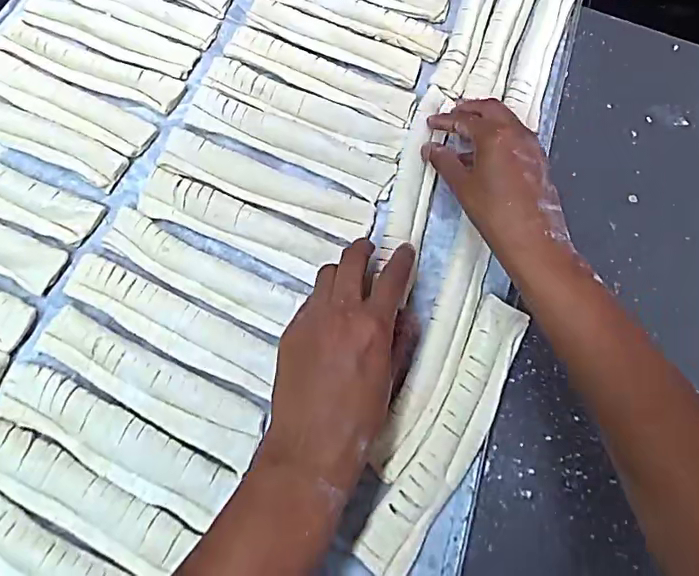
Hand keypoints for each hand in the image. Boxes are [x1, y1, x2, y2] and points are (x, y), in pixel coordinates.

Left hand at [259, 240, 415, 497]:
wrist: (308, 448)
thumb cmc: (357, 422)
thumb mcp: (390, 381)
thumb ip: (401, 342)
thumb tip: (407, 317)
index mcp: (372, 325)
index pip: (391, 278)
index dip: (402, 260)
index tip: (405, 251)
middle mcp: (341, 313)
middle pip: (352, 261)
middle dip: (364, 249)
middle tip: (370, 249)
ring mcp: (312, 319)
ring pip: (327, 275)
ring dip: (341, 271)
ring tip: (347, 280)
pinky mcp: (292, 331)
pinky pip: (310, 301)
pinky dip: (322, 299)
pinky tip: (327, 316)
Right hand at [423, 99, 574, 267]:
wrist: (534, 241)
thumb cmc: (502, 217)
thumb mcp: (463, 187)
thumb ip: (445, 162)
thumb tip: (434, 150)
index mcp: (495, 136)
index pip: (465, 119)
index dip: (446, 120)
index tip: (436, 123)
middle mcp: (517, 135)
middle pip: (490, 109)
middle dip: (469, 110)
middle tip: (453, 115)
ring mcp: (531, 146)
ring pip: (506, 119)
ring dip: (486, 120)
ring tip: (467, 133)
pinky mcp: (538, 160)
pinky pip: (516, 136)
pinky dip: (500, 135)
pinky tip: (487, 153)